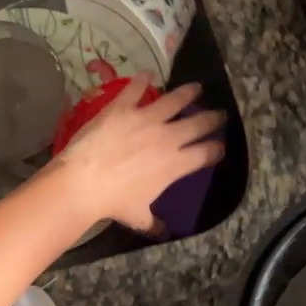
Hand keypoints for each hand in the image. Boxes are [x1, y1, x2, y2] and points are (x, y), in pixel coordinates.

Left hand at [47, 79, 225, 231]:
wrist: (84, 182)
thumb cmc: (113, 203)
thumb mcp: (138, 216)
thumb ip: (153, 222)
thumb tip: (162, 232)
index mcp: (176, 164)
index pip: (206, 154)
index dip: (216, 149)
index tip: (220, 146)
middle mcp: (168, 137)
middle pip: (198, 123)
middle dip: (212, 117)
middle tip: (219, 113)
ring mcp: (146, 119)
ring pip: (175, 100)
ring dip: (187, 93)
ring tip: (195, 88)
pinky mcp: (122, 107)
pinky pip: (136, 88)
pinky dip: (143, 79)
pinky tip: (148, 73)